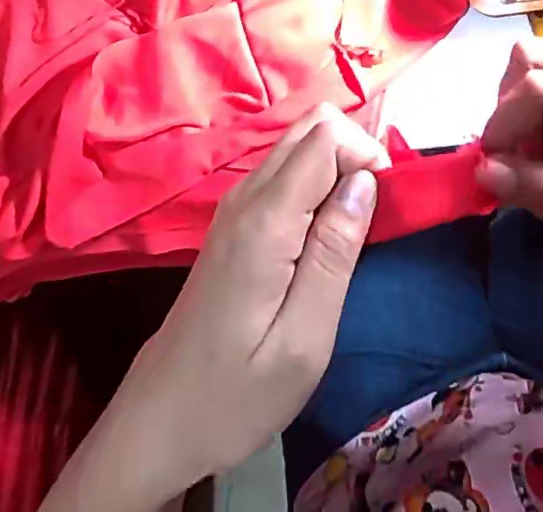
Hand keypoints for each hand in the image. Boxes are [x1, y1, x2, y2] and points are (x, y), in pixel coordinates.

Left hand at [45, 104, 386, 510]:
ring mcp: (237, 202)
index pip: (327, 136)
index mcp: (266, 219)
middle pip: (314, 124)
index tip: (382, 211)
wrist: (160, 418)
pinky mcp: (236, 217)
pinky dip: (319, 181)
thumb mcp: (304, 339)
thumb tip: (366, 181)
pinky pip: (287, 169)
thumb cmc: (236, 394)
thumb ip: (336, 251)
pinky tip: (324, 233)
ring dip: (339, 167)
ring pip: (300, 141)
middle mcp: (247, 194)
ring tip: (352, 229)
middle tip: (372, 216)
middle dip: (356, 154)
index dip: (366, 158)